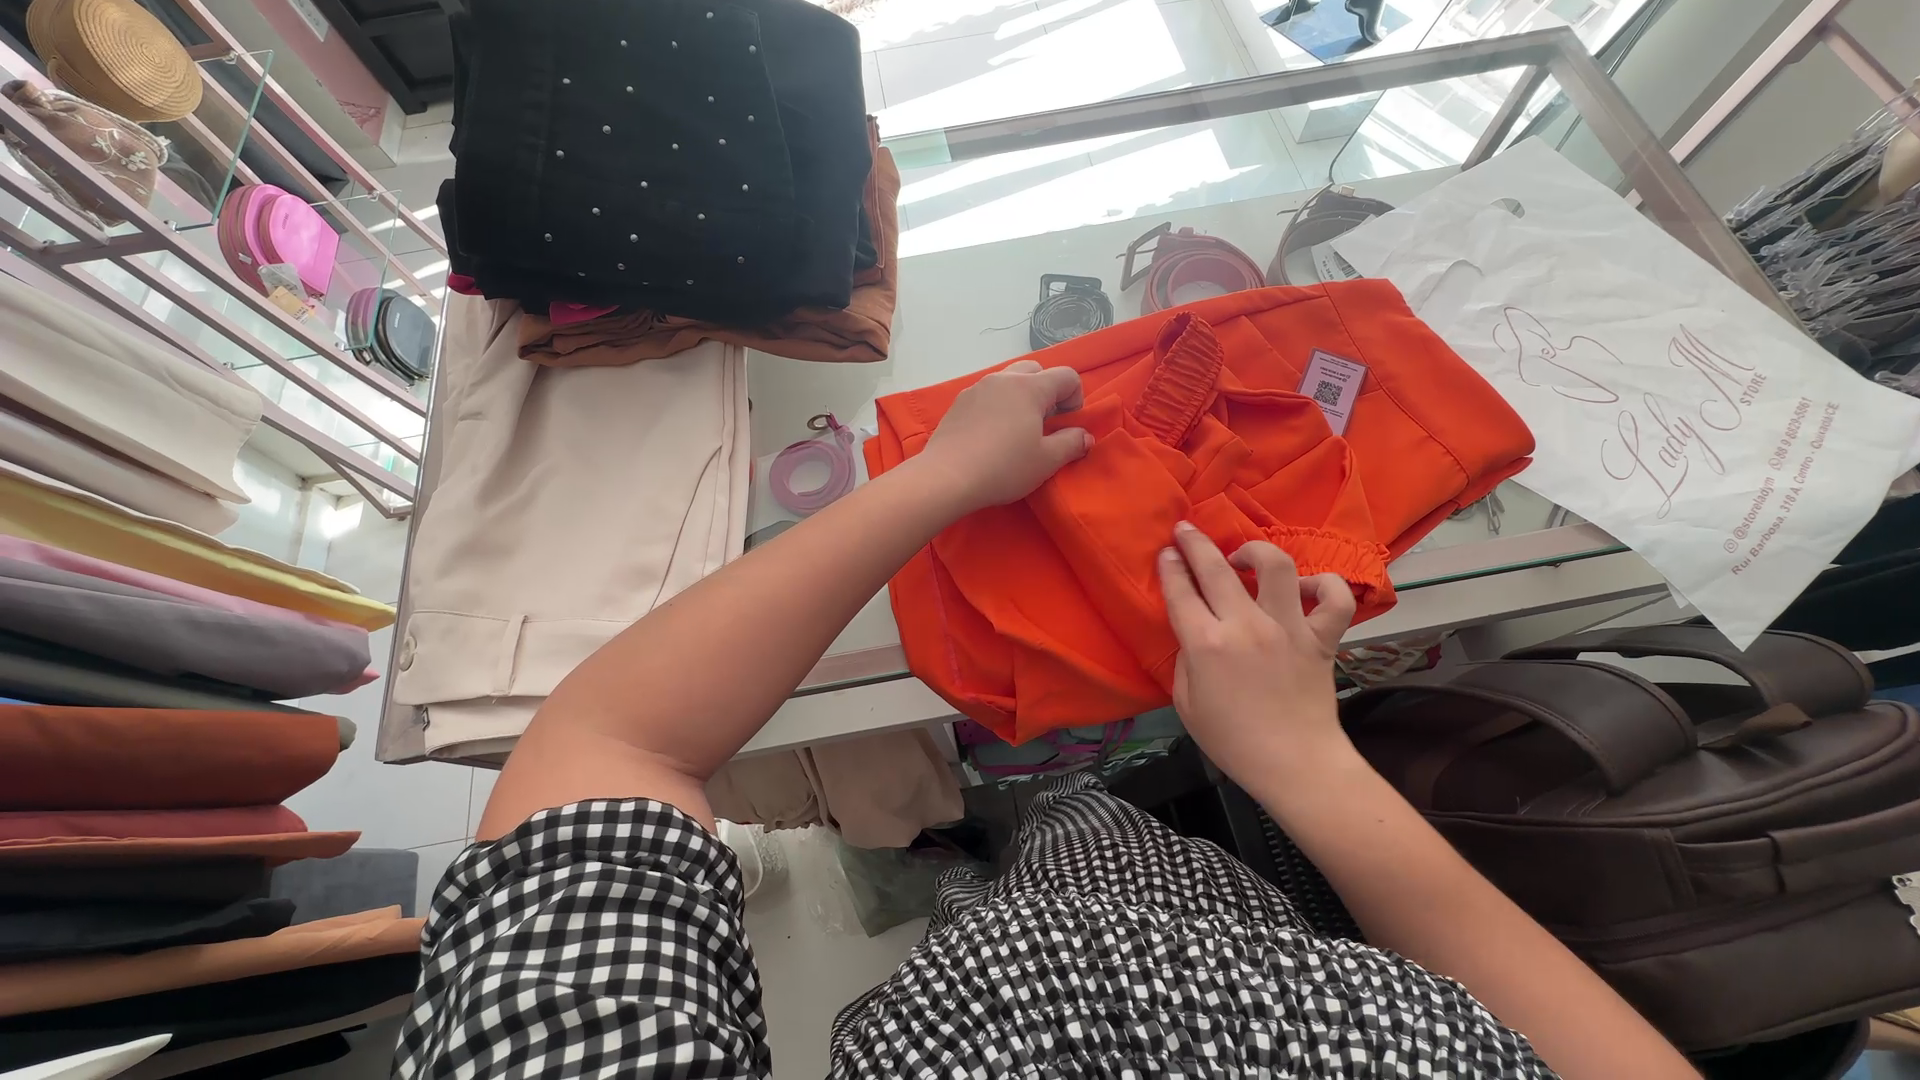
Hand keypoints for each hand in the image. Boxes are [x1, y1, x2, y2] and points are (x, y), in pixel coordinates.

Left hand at [917, 359, 1091, 513]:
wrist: (947, 477)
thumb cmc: (1003, 467)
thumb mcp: (1046, 461)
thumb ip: (1071, 443)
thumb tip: (1085, 436)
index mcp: (1030, 387)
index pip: (1067, 376)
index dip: (1075, 398)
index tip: (1067, 424)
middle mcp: (1003, 379)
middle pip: (1036, 371)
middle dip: (1048, 392)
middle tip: (1044, 424)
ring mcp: (977, 388)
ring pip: (1009, 381)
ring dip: (1021, 398)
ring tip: (1018, 430)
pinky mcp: (958, 403)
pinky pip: (987, 395)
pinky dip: (998, 406)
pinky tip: (992, 436)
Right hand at [1158, 523, 1359, 796]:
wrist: (1294, 764)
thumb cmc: (1232, 740)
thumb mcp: (1186, 703)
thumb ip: (1185, 661)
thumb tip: (1194, 634)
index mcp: (1206, 645)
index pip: (1180, 591)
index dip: (1170, 567)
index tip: (1167, 553)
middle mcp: (1245, 626)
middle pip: (1216, 568)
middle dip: (1196, 542)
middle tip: (1187, 530)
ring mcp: (1287, 628)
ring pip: (1276, 566)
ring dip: (1255, 551)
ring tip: (1244, 557)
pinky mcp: (1321, 639)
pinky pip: (1333, 599)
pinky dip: (1323, 586)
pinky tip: (1306, 588)